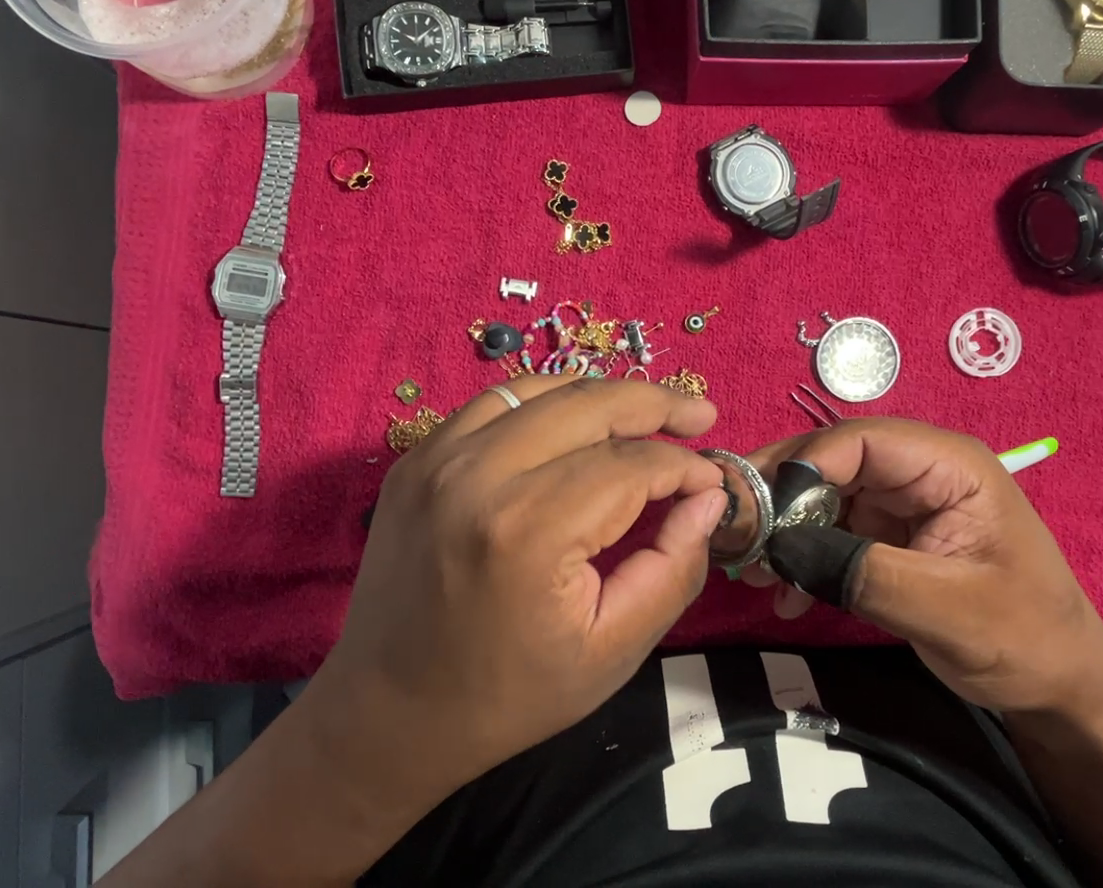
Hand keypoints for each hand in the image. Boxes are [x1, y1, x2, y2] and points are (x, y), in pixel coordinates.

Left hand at [321, 377, 727, 788]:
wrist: (389, 711)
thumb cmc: (509, 694)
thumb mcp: (613, 651)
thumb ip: (673, 568)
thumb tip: (708, 497)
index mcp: (530, 530)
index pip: (632, 466)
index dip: (685, 467)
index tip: (713, 481)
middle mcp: (480, 475)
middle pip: (590, 405)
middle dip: (657, 404)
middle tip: (701, 414)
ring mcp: (438, 459)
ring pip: (542, 391)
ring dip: (603, 396)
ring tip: (648, 411)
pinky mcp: (415, 460)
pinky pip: (495, 405)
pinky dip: (545, 402)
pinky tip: (575, 420)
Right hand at [746, 419, 1102, 719]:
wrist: (1057, 686)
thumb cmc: (1024, 638)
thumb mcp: (947, 609)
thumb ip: (864, 571)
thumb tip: (780, 546)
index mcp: (948, 465)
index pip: (859, 440)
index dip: (801, 465)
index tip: (754, 509)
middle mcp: (918, 471)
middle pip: (830, 462)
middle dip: (779, 496)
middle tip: (731, 532)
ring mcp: (899, 503)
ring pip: (821, 496)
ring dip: (782, 531)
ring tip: (749, 571)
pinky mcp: (886, 536)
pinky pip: (828, 532)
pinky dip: (799, 557)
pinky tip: (781, 593)